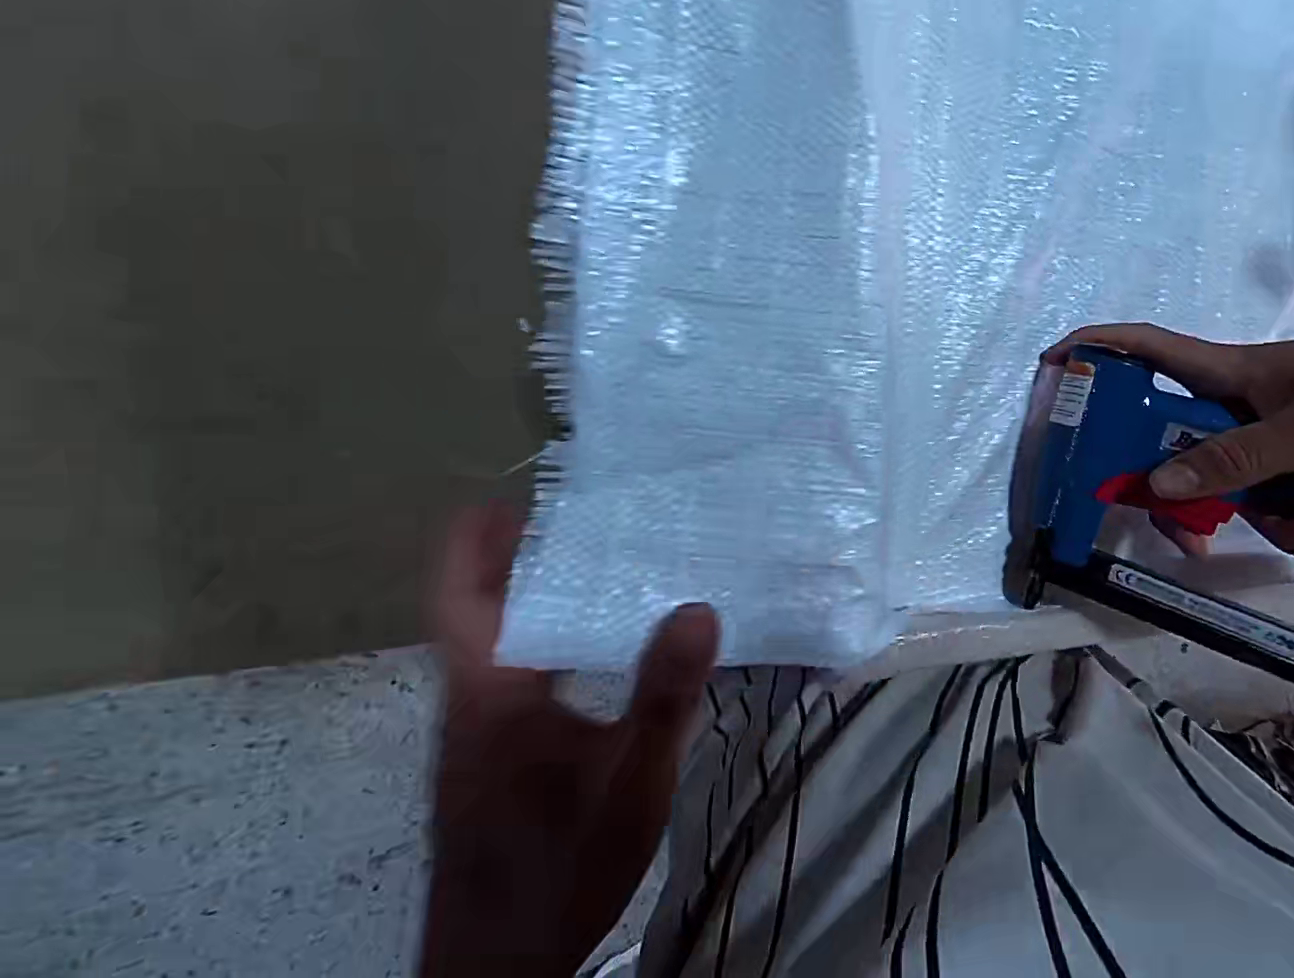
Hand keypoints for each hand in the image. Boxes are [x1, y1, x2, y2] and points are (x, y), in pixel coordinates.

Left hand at [420, 506, 720, 977]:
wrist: (504, 962)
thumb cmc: (563, 865)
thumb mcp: (631, 778)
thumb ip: (664, 696)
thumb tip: (697, 607)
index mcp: (492, 695)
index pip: (460, 602)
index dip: (472, 546)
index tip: (508, 498)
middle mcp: (477, 703)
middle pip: (485, 613)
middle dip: (520, 560)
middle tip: (584, 519)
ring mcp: (485, 733)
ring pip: (506, 644)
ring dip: (541, 598)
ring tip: (607, 564)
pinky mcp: (504, 756)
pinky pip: (524, 674)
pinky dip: (555, 639)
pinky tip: (605, 646)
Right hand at [1042, 319, 1293, 563]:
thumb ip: (1236, 457)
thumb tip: (1158, 484)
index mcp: (1235, 376)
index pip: (1150, 350)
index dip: (1099, 350)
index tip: (1057, 366)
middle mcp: (1245, 409)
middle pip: (1183, 455)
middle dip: (1198, 505)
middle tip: (1195, 545)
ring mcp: (1279, 441)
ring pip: (1243, 495)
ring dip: (1288, 526)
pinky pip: (1289, 508)